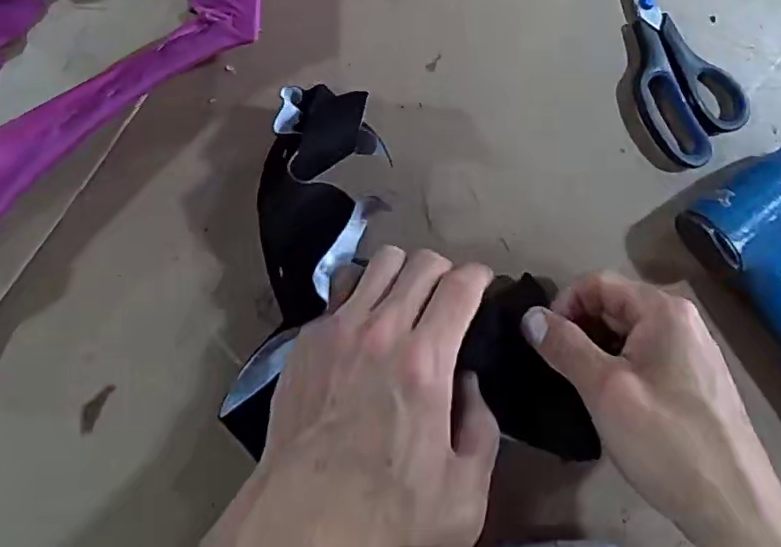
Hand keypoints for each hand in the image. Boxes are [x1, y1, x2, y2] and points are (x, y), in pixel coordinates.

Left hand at [203, 247, 500, 546]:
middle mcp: (382, 331)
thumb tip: (469, 384)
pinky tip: (365, 326)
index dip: (480, 276)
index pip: (460, 284)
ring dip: (403, 273)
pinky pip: (342, 290)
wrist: (296, 534)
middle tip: (448, 296)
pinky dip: (362, 295)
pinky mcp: (306, 341)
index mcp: (425, 362)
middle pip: (422, 261)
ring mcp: (338, 330)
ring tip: (407, 299)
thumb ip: (482, 428)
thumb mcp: (463, 494)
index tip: (484, 284)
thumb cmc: (383, 519)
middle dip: (445, 271)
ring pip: (381, 262)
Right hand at [523, 272, 780, 546]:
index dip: (564, 304)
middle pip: (616, 305)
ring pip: (631, 334)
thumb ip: (566, 347)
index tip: (543, 341)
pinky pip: (649, 357)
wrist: (736, 508)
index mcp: (663, 309)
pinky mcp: (698, 382)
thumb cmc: (667, 441)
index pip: (599, 282)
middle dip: (581, 329)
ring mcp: (694, 351)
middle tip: (557, 368)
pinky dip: (623, 369)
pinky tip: (614, 404)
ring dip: (599, 351)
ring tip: (581, 388)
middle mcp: (682, 319)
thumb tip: (531, 315)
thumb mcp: (606, 391)